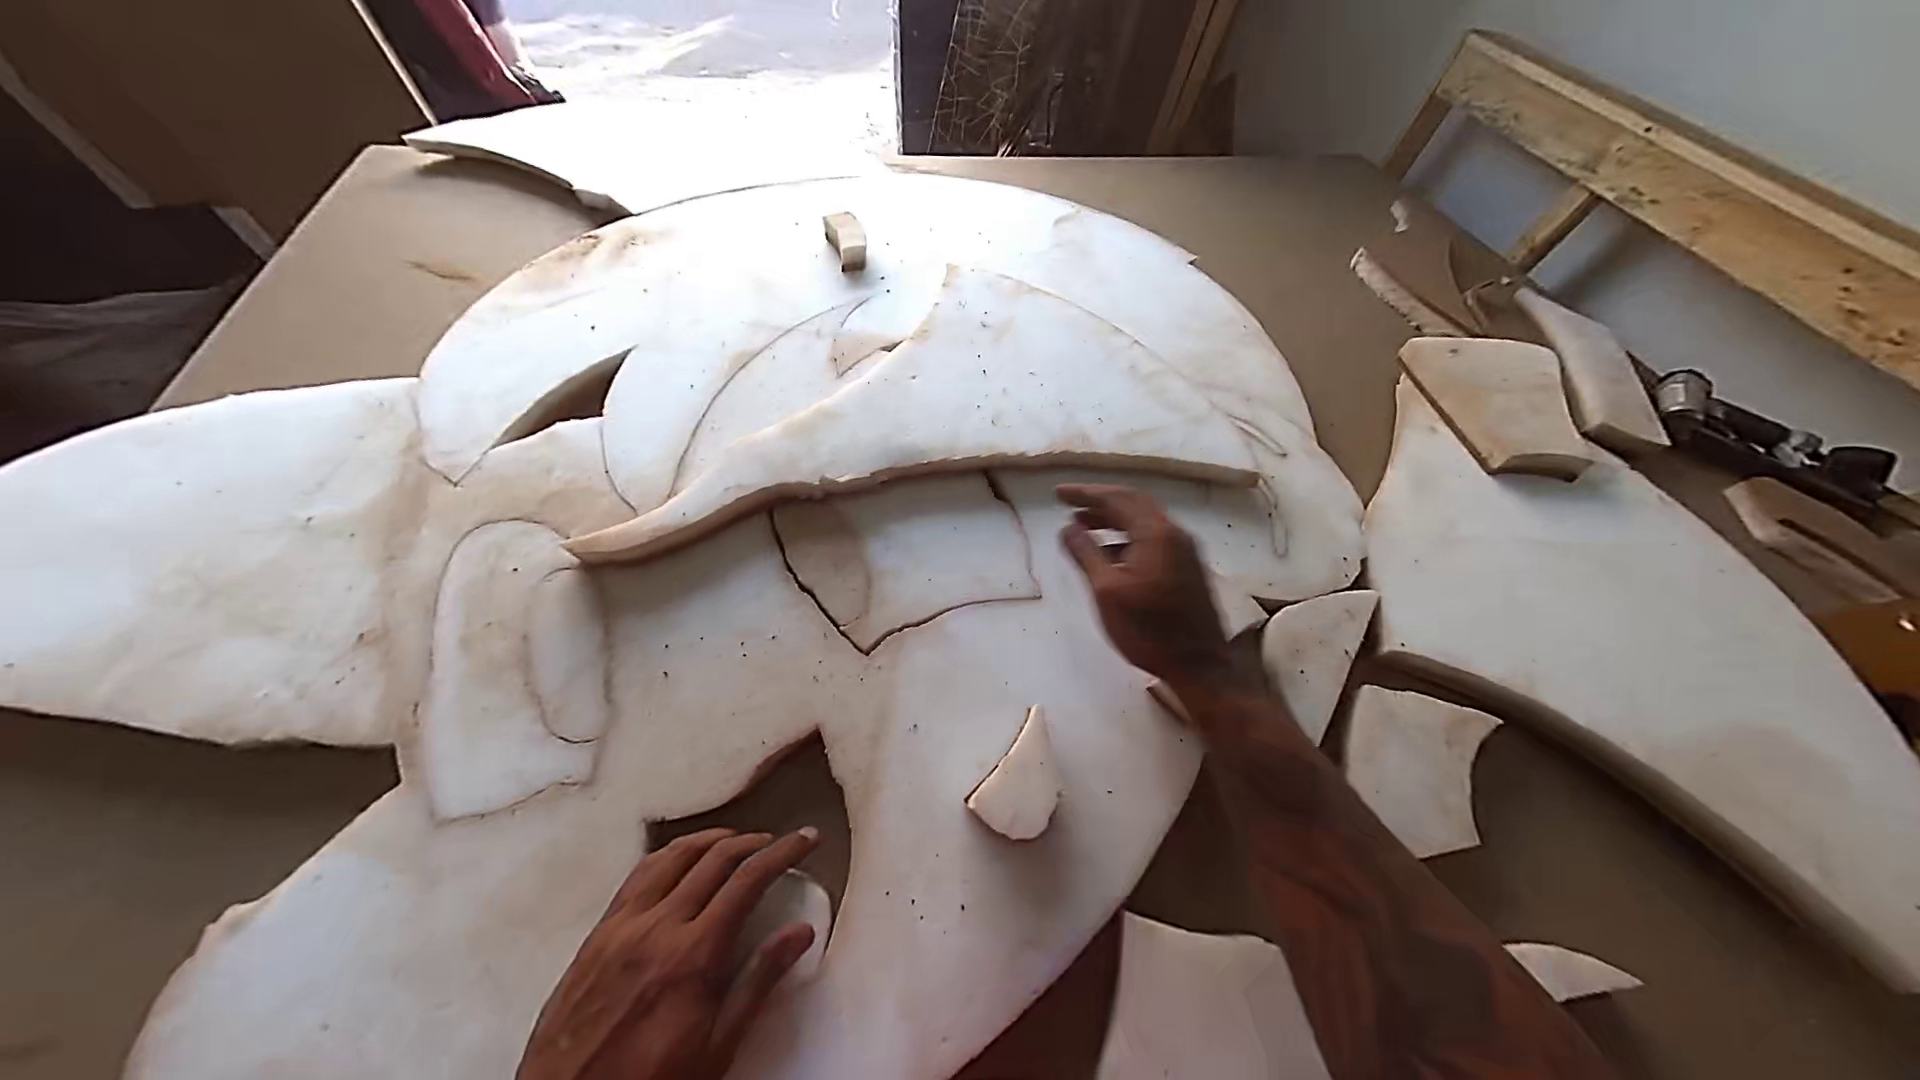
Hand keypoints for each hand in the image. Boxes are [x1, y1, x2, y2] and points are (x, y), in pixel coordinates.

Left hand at [518, 827, 820, 1079]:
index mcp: (692, 955)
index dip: (784, 852)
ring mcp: (622, 926)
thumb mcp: (716, 1048)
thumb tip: (801, 931)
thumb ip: (759, 982)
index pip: (749, 880)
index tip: (807, 839)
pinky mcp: (597, 933)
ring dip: (712, 839)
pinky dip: (670, 855)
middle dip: (754, 841)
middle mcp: (657, 927)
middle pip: (715, 857)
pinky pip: (637, 875)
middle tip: (776, 843)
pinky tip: (682, 861)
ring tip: (735, 841)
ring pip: (674, 855)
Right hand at [1057, 484, 1232, 685]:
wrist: (1199, 665)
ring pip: (1144, 522)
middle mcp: (1175, 534)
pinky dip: (1127, 537)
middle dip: (1099, 502)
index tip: (1058, 494)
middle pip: (1134, 504)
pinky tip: (1109, 554)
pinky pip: (1153, 539)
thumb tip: (1068, 528)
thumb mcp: (1107, 591)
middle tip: (1069, 505)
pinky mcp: (1187, 568)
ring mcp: (1185, 551)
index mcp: (1156, 533)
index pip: (1117, 499)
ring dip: (1113, 520)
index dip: (1085, 493)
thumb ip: (1086, 554)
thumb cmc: (1148, 630)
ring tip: (1083, 527)